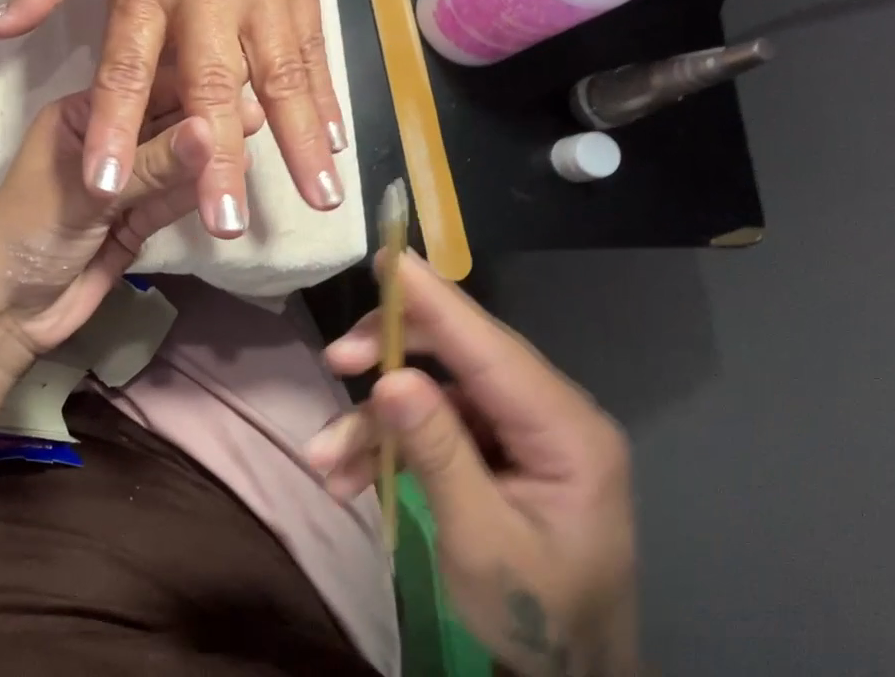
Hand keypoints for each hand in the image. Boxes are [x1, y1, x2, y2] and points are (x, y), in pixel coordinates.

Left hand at [0, 0, 345, 239]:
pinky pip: (312, 52)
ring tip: (317, 199)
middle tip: (225, 222)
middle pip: (210, 86)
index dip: (112, 127)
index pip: (123, 67)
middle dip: (217, 158)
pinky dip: (325, 100)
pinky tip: (334, 145)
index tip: (104, 185)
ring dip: (296, 142)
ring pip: (278, 77)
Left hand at [0, 80, 263, 366]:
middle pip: (162, 126)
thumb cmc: (27, 234)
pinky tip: (230, 178)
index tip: (233, 81)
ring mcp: (123, 183)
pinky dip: (197, 191)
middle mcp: (104, 142)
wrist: (7, 314)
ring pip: (172, 164)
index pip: (137, 90)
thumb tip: (214, 130)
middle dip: (203, 121)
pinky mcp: (137, 221)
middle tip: (256, 113)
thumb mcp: (87, 194)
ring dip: (206, 158)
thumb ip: (150, 165)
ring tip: (254, 140)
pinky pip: (172, 199)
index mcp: (79, 117)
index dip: (184, 87)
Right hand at [309, 253, 641, 676]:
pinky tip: (346, 478)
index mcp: (567, 432)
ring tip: (325, 462)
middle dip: (387, 358)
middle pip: (457, 355)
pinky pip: (428, 424)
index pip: (491, 348)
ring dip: (372, 423)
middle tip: (334, 364)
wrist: (569, 672)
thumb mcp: (482, 541)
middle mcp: (545, 415)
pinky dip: (383, 446)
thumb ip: (439, 454)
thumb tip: (390, 378)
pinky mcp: (492, 448)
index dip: (434, 301)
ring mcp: (517, 431)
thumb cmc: (537, 613)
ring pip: (430, 392)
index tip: (387, 258)